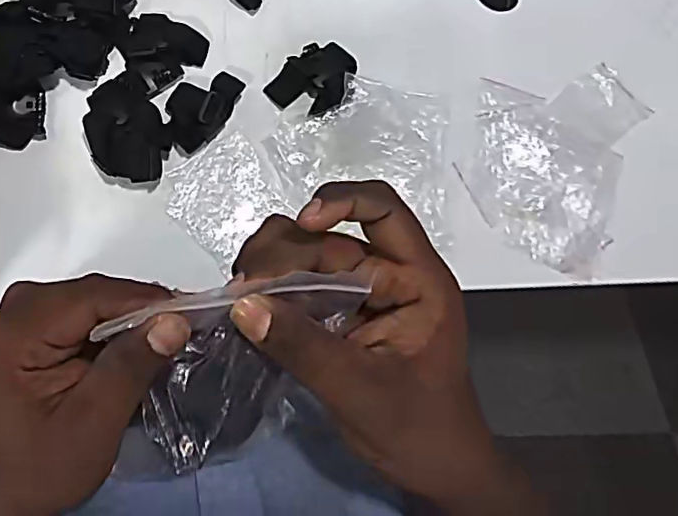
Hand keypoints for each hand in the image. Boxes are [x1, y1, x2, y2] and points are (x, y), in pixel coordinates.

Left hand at [0, 275, 190, 515]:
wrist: (4, 482)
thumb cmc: (38, 463)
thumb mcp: (92, 424)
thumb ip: (130, 368)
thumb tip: (171, 322)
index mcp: (22, 326)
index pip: (95, 297)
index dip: (146, 302)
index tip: (190, 314)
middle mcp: (22, 304)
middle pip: (97, 293)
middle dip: (143, 311)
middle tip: (185, 331)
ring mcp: (30, 306)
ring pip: (98, 298)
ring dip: (133, 318)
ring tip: (169, 339)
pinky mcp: (41, 315)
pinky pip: (90, 308)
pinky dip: (118, 325)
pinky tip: (139, 345)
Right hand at [230, 182, 543, 515]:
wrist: (434, 476)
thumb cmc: (421, 435)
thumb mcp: (363, 394)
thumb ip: (305, 348)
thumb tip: (245, 306)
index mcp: (416, 280)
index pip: (384, 210)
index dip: (343, 201)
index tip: (305, 221)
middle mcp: (384, 272)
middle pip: (324, 233)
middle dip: (281, 252)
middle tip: (246, 285)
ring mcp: (355, 286)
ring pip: (301, 248)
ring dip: (267, 262)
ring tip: (243, 291)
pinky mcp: (331, 304)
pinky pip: (292, 276)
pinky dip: (266, 283)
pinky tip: (248, 301)